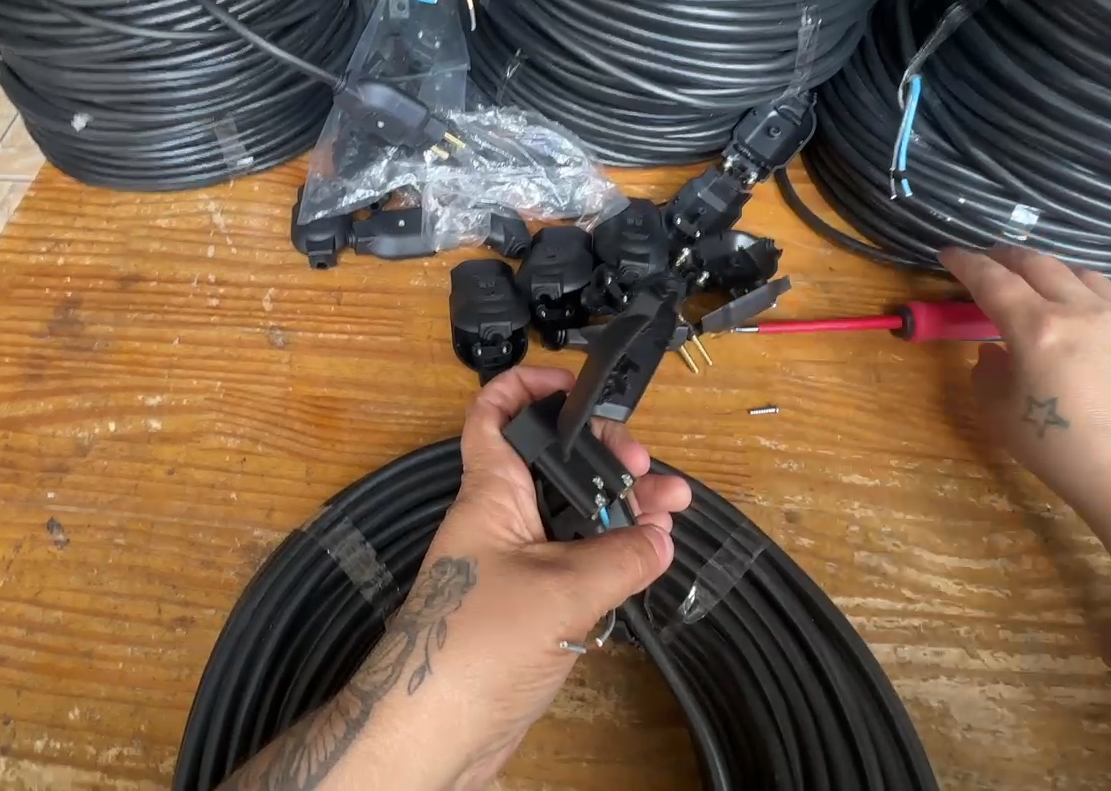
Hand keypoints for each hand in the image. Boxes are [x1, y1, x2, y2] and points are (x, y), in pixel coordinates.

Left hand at [392, 366, 691, 786]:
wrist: (437, 729)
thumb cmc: (479, 641)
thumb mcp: (559, 591)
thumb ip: (617, 559)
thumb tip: (661, 538)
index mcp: (491, 492)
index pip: (491, 415)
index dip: (522, 384)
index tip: (566, 381)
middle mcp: (504, 516)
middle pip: (554, 462)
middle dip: (602, 454)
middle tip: (647, 469)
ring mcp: (520, 559)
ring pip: (574, 512)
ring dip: (621, 505)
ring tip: (673, 505)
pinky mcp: (535, 598)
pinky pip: (579, 556)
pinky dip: (615, 549)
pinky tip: (654, 550)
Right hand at [940, 246, 1110, 512]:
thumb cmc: (1062, 451)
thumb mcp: (999, 412)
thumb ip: (988, 372)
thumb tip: (996, 352)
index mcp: (1037, 328)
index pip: (992, 280)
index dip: (964, 262)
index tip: (946, 253)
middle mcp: (1082, 312)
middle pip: (1040, 264)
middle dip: (1005, 256)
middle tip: (985, 259)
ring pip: (1082, 274)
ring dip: (1048, 267)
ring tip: (1031, 276)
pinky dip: (1083, 288)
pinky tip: (1078, 306)